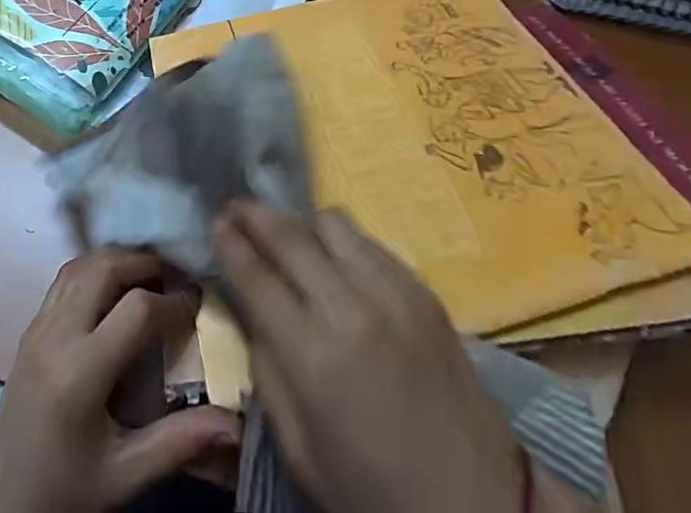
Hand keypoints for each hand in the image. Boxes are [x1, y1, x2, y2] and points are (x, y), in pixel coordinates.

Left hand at [0, 250, 241, 512]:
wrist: (3, 501)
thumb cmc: (66, 489)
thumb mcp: (126, 474)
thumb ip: (180, 442)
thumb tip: (236, 421)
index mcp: (80, 372)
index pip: (135, 309)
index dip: (173, 301)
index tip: (199, 306)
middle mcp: (54, 337)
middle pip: (102, 269)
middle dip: (144, 263)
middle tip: (176, 277)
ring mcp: (36, 328)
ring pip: (78, 266)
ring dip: (116, 262)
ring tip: (150, 278)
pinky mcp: (28, 330)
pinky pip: (63, 281)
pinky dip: (93, 271)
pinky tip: (115, 291)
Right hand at [214, 202, 525, 512]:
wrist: (476, 504)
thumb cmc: (370, 485)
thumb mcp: (296, 443)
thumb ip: (267, 366)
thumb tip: (250, 307)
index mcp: (313, 355)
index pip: (256, 277)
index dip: (229, 243)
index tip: (214, 222)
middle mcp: (352, 309)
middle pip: (290, 236)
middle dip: (254, 214)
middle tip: (235, 207)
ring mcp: (395, 295)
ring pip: (333, 224)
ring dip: (301, 225)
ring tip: (289, 238)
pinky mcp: (425, 293)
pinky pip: (371, 243)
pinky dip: (343, 242)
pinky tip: (337, 261)